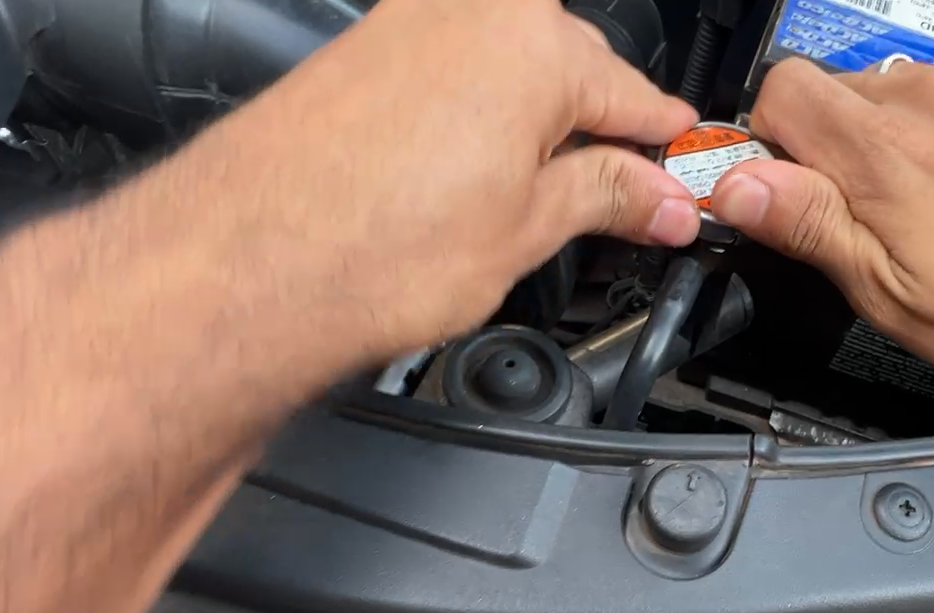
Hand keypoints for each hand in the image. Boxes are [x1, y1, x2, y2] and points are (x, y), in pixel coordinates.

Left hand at [68, 0, 699, 399]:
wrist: (251, 266)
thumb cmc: (379, 249)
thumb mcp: (528, 228)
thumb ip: (606, 197)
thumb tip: (662, 199)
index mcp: (532, 46)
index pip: (633, 97)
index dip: (664, 147)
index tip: (681, 181)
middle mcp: (469, 12)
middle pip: (572, 76)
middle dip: (604, 138)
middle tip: (626, 203)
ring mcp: (409, 27)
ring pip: (510, 78)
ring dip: (542, 135)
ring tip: (549, 203)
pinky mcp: (366, 59)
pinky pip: (455, 82)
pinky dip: (485, 126)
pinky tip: (482, 178)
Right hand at [709, 59, 933, 409]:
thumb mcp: (889, 292)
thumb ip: (810, 225)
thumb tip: (737, 184)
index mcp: (884, 148)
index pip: (780, 92)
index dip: (764, 146)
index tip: (779, 199)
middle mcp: (931, 98)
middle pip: (831, 93)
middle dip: (818, 154)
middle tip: (848, 229)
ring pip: (886, 100)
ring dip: (875, 154)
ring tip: (910, 226)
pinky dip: (927, 148)